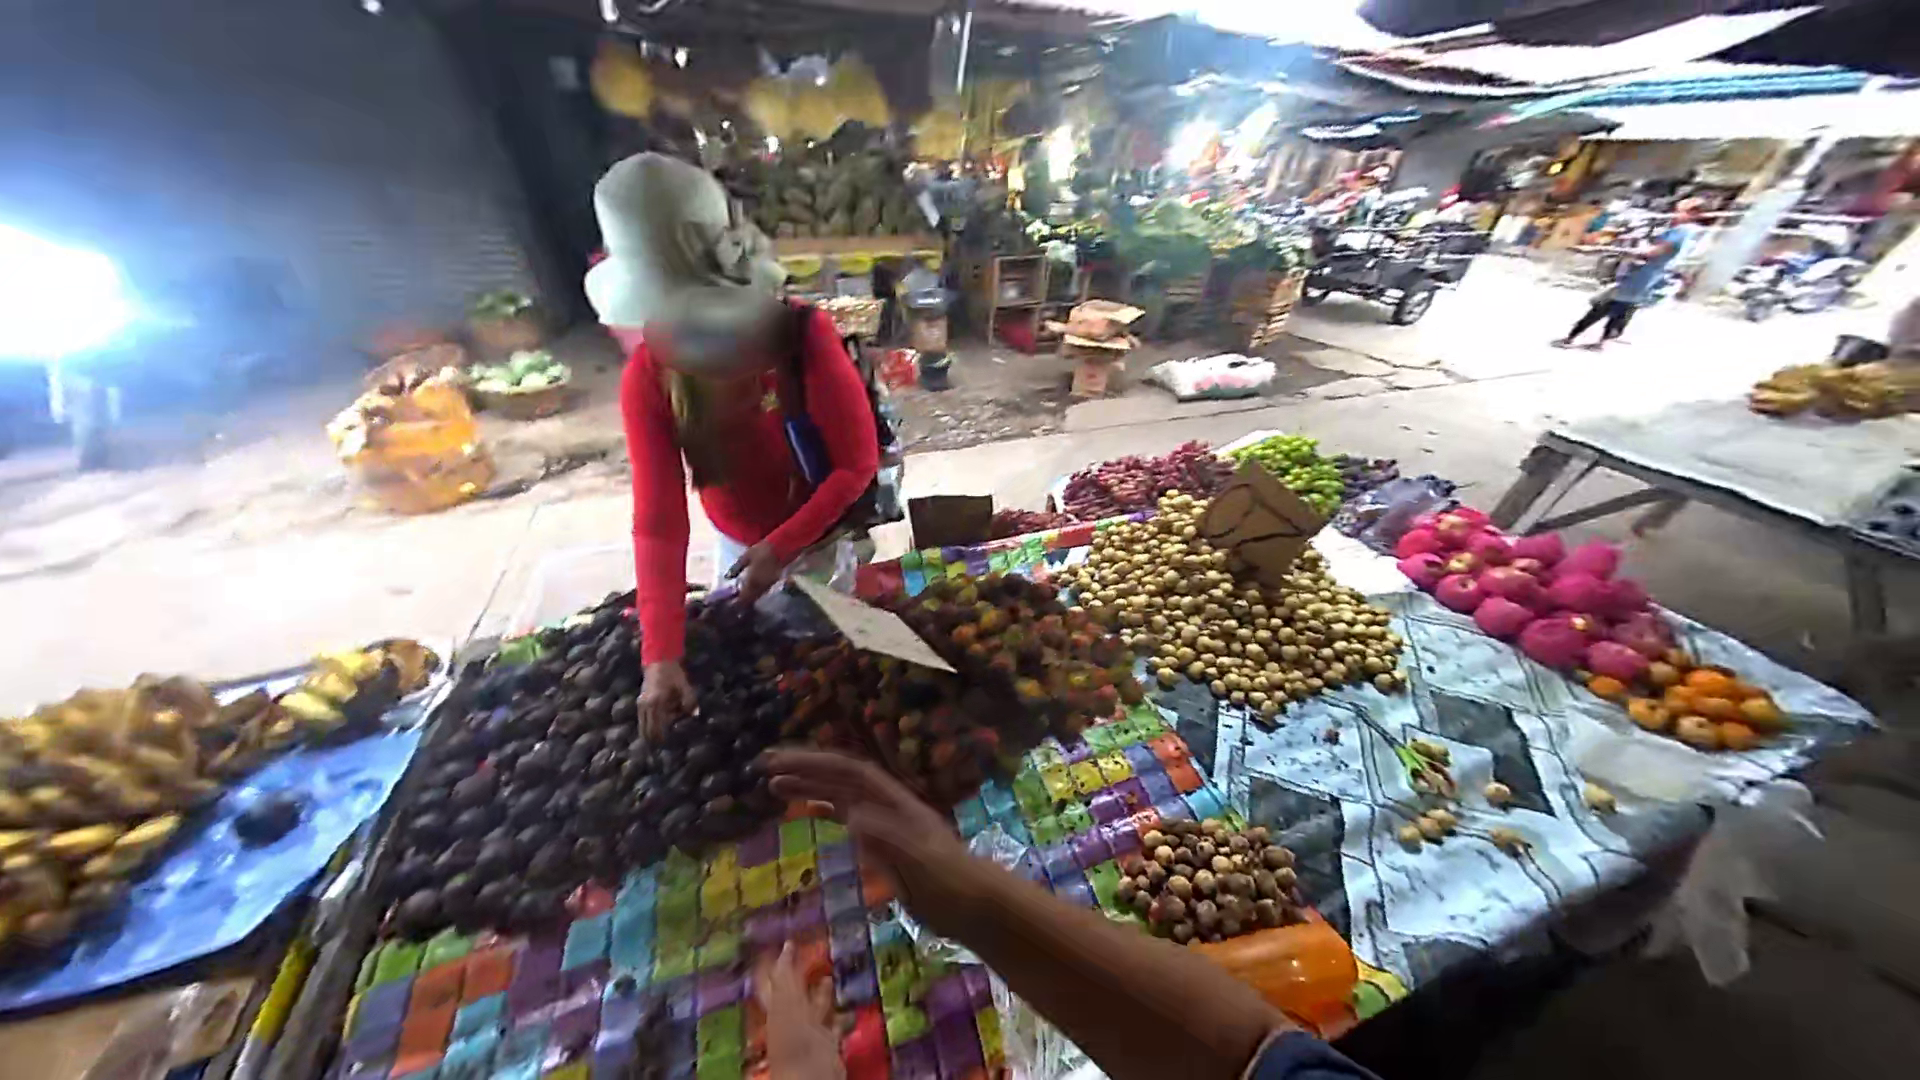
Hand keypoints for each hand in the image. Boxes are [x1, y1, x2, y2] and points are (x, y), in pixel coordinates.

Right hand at [638, 660, 695, 739]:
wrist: (659, 660)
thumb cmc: (674, 673)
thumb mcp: (685, 686)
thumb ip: (690, 701)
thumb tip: (695, 715)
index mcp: (656, 704)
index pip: (656, 729)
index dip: (662, 739)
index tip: (670, 745)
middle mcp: (645, 707)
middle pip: (647, 731)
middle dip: (657, 737)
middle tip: (668, 742)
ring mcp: (641, 705)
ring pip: (645, 725)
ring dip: (656, 728)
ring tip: (671, 723)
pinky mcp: (640, 702)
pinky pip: (645, 718)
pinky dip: (654, 721)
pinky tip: (667, 715)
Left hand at [726, 542, 784, 604]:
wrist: (781, 548)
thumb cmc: (761, 551)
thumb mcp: (746, 557)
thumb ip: (736, 568)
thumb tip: (727, 577)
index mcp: (751, 581)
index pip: (743, 597)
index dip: (737, 603)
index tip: (731, 603)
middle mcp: (760, 587)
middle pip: (751, 599)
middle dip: (744, 602)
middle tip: (736, 602)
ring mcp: (768, 585)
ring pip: (757, 596)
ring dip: (751, 598)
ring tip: (744, 597)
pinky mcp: (774, 582)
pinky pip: (763, 591)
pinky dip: (757, 592)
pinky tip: (753, 589)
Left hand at [754, 943, 844, 1079]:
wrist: (812, 1076)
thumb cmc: (795, 1036)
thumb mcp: (787, 1000)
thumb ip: (786, 975)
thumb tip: (786, 944)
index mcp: (778, 1007)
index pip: (778, 979)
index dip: (784, 962)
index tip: (794, 940)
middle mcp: (792, 1019)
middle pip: (798, 992)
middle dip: (807, 974)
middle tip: (820, 951)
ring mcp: (811, 1033)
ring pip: (818, 1007)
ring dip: (826, 992)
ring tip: (836, 972)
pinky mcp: (829, 1044)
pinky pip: (836, 1023)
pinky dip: (844, 1013)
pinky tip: (852, 1001)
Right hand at [761, 749, 980, 935]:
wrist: (971, 904)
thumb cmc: (948, 883)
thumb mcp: (920, 861)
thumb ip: (889, 838)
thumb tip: (851, 815)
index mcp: (894, 801)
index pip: (850, 772)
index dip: (816, 763)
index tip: (781, 762)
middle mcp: (885, 804)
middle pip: (841, 777)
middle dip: (805, 769)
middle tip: (766, 768)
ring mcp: (883, 822)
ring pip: (839, 795)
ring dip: (809, 787)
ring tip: (774, 786)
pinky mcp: (880, 843)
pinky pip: (846, 817)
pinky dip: (823, 810)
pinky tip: (805, 812)